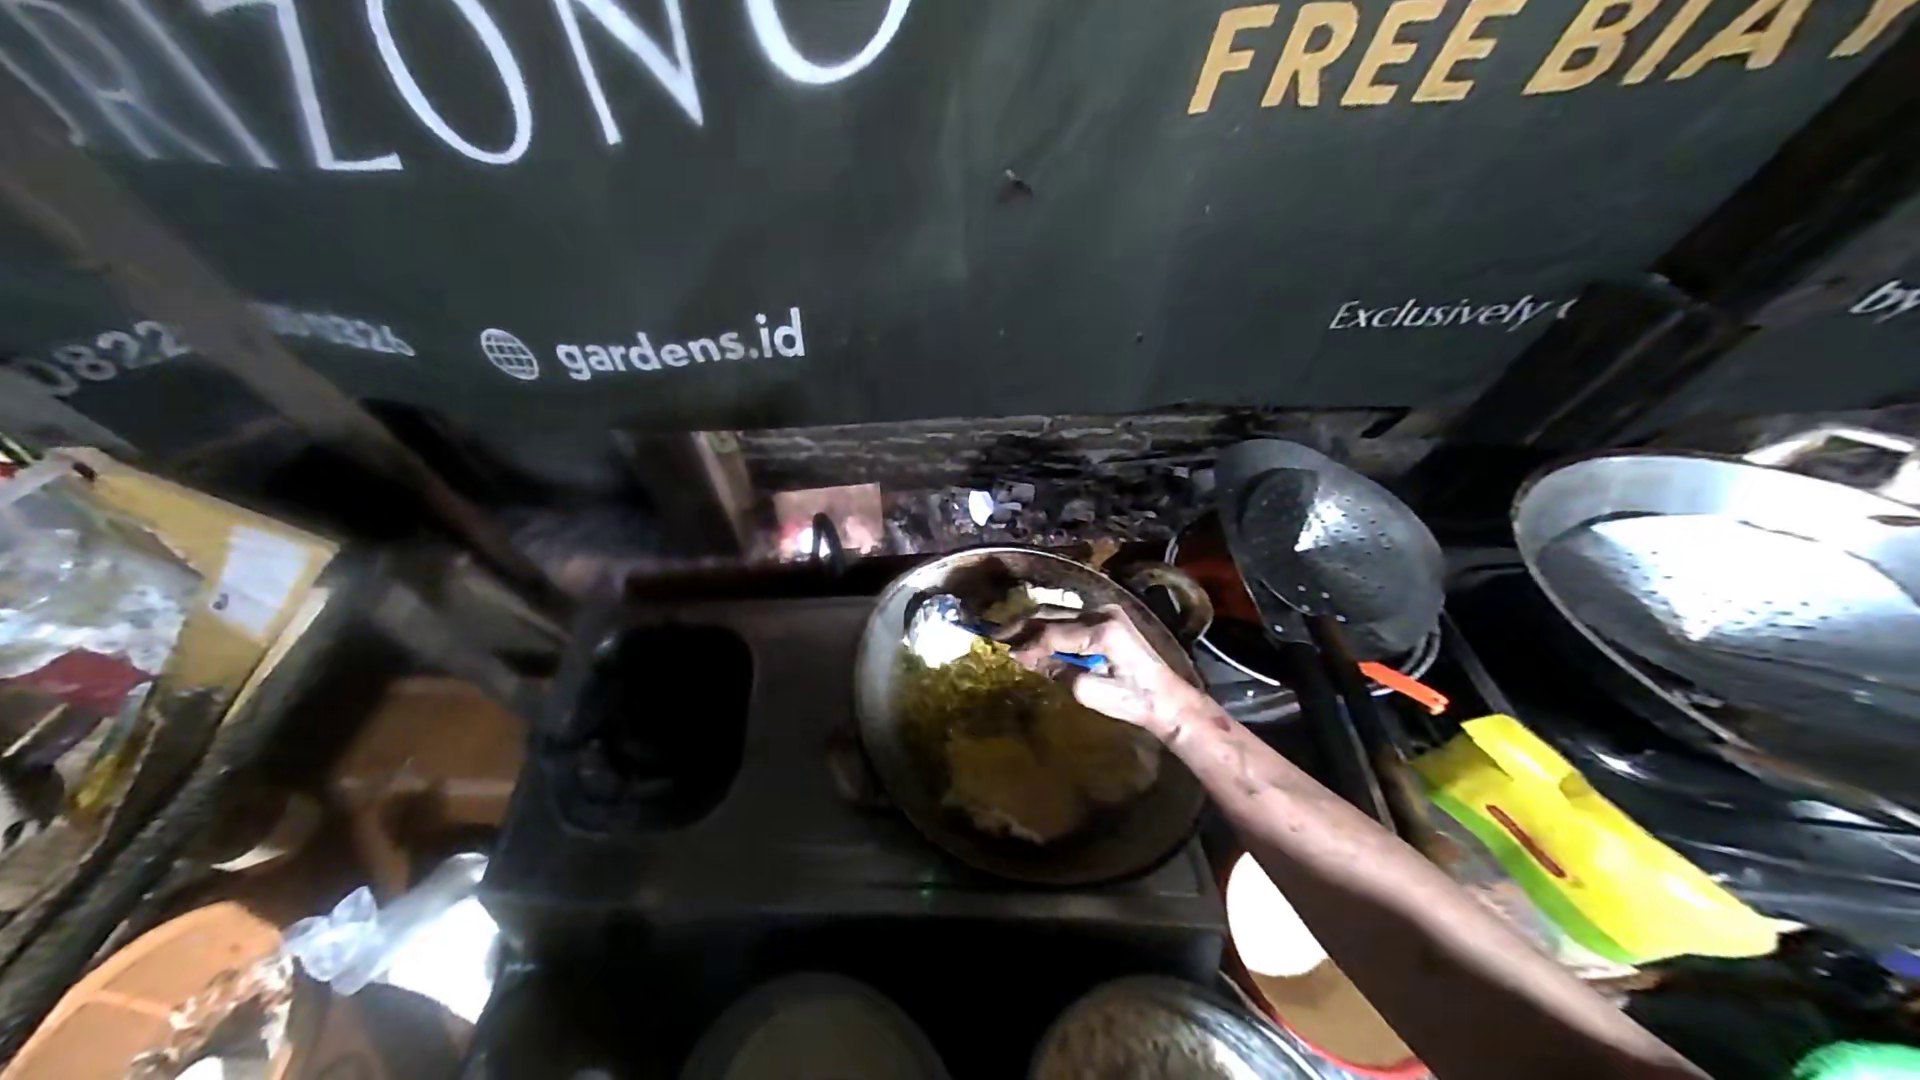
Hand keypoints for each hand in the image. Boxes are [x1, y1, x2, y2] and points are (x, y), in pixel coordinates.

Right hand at [998, 604, 1207, 738]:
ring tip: (1010, 637)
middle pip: (1052, 615)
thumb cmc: (1134, 701)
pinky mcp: (1107, 619)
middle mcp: (1103, 613)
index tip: (1005, 654)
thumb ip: (1059, 672)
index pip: (1053, 632)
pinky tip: (1036, 640)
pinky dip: (1050, 629)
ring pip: (1058, 614)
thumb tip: (1029, 660)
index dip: (1027, 644)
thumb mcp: (1091, 693)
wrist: (1168, 699)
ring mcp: (1106, 613)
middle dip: (1023, 627)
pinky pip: (1070, 620)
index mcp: (1102, 630)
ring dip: (1034, 626)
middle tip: (996, 637)